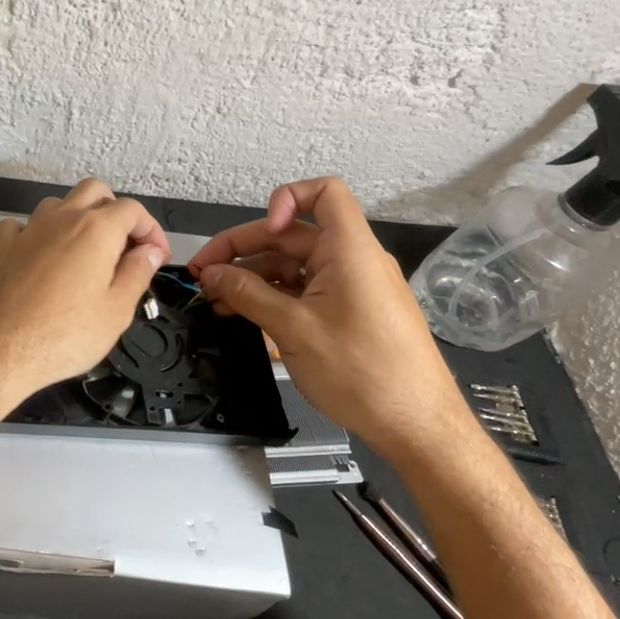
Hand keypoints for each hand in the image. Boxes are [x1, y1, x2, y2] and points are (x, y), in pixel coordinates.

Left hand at [0, 178, 171, 406]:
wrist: (1, 351)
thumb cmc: (59, 336)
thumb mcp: (117, 310)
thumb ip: (138, 273)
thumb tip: (149, 253)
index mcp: (95, 231)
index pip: (132, 209)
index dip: (151, 230)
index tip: (156, 254)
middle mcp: (61, 220)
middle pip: (95, 191)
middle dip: (116, 210)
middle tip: (126, 245)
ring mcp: (29, 231)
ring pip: (58, 203)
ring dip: (77, 217)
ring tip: (88, 251)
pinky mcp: (4, 248)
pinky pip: (22, 225)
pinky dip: (37, 233)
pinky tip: (44, 254)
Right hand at [186, 177, 470, 460]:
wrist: (416, 426)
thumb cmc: (364, 373)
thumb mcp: (293, 330)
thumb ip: (247, 294)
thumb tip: (212, 275)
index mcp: (350, 251)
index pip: (324, 193)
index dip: (286, 199)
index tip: (260, 233)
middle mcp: (354, 261)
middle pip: (294, 235)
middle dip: (244, 249)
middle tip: (202, 275)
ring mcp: (354, 288)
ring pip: (294, 265)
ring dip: (253, 277)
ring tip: (217, 302)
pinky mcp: (352, 312)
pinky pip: (306, 290)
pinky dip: (274, 297)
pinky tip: (245, 315)